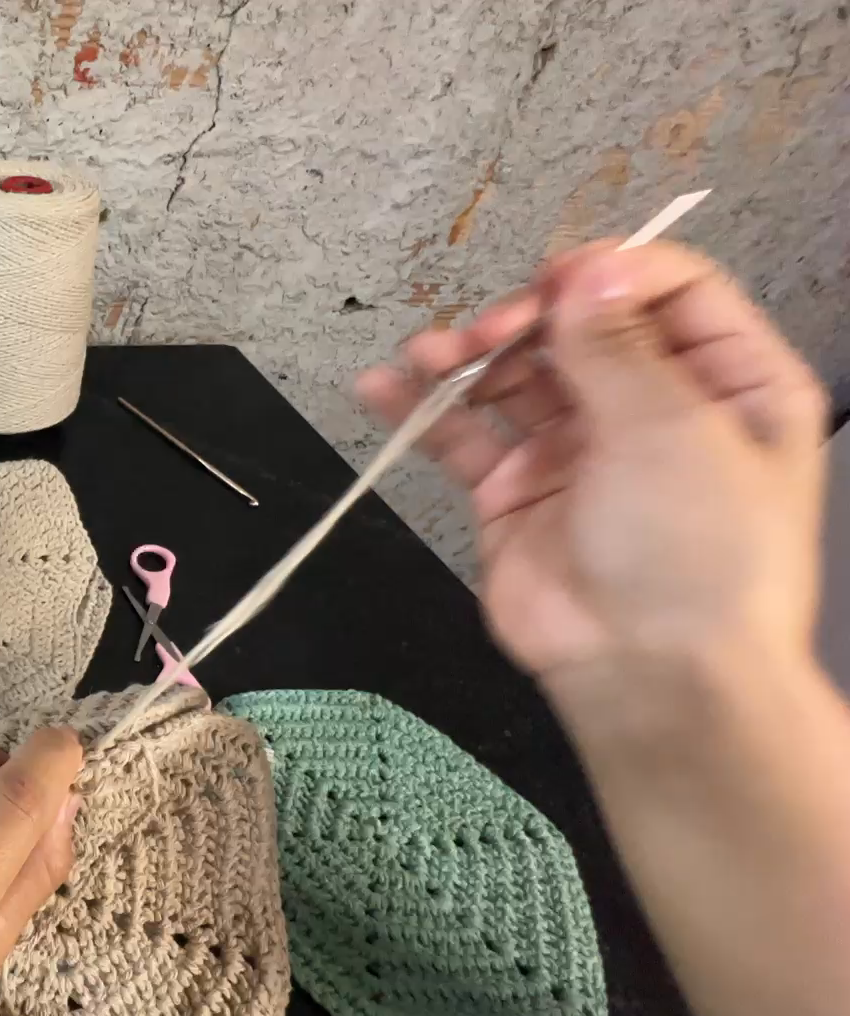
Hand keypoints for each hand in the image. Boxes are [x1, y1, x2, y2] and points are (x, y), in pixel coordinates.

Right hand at [358, 241, 827, 698]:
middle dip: (519, 323)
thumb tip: (587, 268)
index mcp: (719, 383)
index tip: (548, 286)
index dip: (603, 278)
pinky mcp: (504, 486)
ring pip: (506, 381)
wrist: (637, 662)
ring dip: (459, 361)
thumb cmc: (692, 553)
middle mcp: (641, 407)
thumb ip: (617, 351)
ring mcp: (566, 447)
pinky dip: (417, 411)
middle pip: (570, 332)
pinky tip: (381, 388)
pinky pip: (457, 437)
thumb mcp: (672, 435)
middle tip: (483, 337)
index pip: (663, 294)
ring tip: (419, 357)